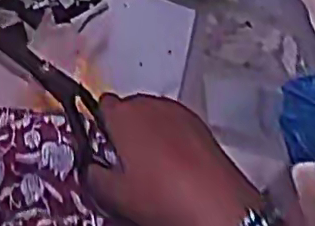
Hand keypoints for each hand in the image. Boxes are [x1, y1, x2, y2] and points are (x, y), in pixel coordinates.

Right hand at [84, 95, 263, 225]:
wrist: (223, 211)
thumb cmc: (168, 199)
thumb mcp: (119, 198)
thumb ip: (95, 179)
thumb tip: (91, 173)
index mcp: (120, 114)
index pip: (100, 106)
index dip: (103, 128)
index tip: (108, 150)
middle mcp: (145, 103)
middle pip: (128, 111)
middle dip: (128, 133)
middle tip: (133, 167)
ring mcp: (175, 111)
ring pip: (153, 117)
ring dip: (152, 134)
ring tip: (161, 171)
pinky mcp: (200, 124)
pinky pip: (177, 125)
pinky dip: (176, 140)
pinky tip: (182, 170)